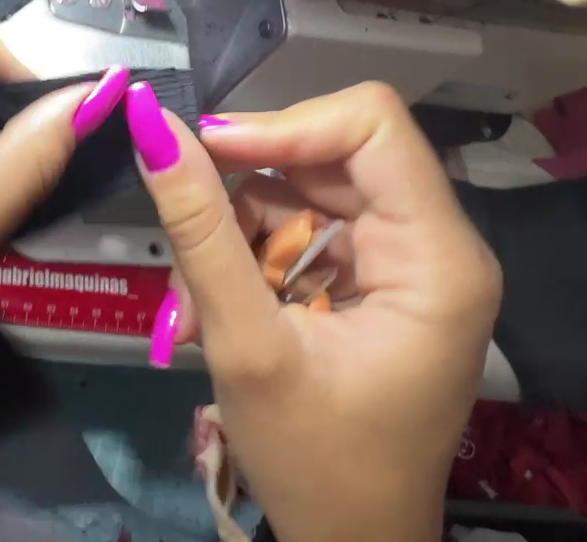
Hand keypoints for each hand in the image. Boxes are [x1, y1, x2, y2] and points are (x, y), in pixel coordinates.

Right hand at [127, 82, 500, 541]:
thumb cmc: (315, 461)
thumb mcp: (245, 343)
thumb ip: (199, 228)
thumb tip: (150, 125)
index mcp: (436, 257)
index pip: (370, 125)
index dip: (284, 124)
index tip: (207, 153)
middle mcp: (427, 241)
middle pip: (324, 152)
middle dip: (241, 188)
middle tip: (184, 232)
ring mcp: (394, 257)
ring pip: (293, 185)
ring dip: (229, 228)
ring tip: (195, 301)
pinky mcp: (361, 274)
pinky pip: (288, 223)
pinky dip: (239, 251)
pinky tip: (212, 305)